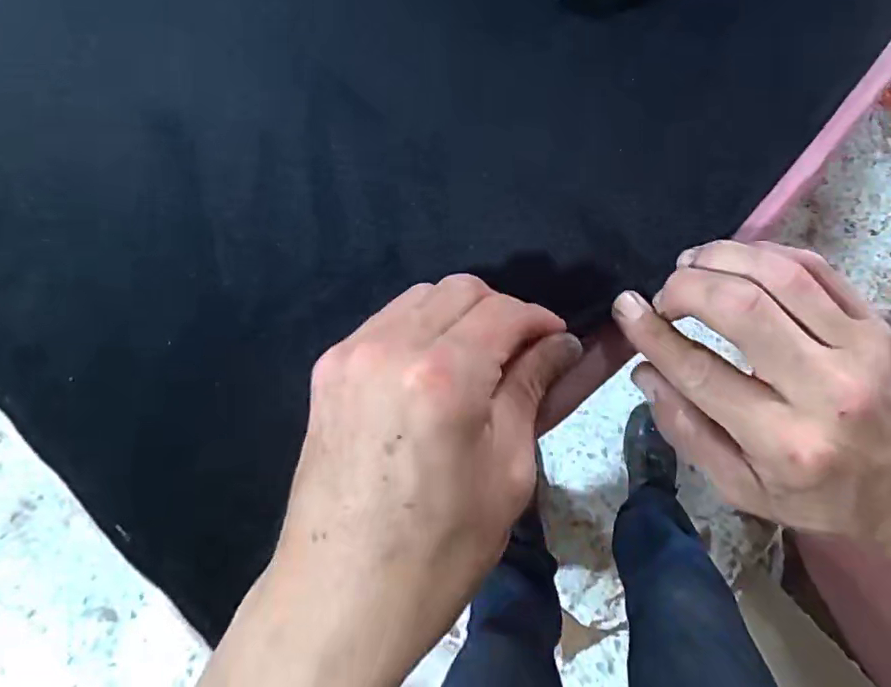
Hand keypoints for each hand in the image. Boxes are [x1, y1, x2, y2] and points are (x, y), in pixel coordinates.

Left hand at [202, 275, 581, 686]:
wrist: (339, 600)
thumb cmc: (440, 546)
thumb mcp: (507, 468)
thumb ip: (531, 387)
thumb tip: (562, 344)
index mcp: (443, 374)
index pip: (505, 310)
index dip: (540, 320)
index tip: (559, 341)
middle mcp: (392, 346)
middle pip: (463, 289)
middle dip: (503, 310)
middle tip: (521, 352)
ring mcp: (352, 353)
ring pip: (423, 295)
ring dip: (460, 314)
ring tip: (477, 358)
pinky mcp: (328, 369)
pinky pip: (388, 319)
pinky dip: (421, 326)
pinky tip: (432, 367)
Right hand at [611, 240, 890, 547]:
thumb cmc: (823, 495)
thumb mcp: (746, 490)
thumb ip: (690, 433)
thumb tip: (645, 370)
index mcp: (787, 445)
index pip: (704, 373)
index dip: (655, 334)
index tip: (627, 307)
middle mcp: (826, 391)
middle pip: (743, 308)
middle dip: (688, 287)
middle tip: (665, 291)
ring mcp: (857, 348)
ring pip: (779, 274)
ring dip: (723, 256)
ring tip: (692, 262)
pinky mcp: (874, 320)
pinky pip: (815, 265)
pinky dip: (766, 252)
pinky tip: (738, 258)